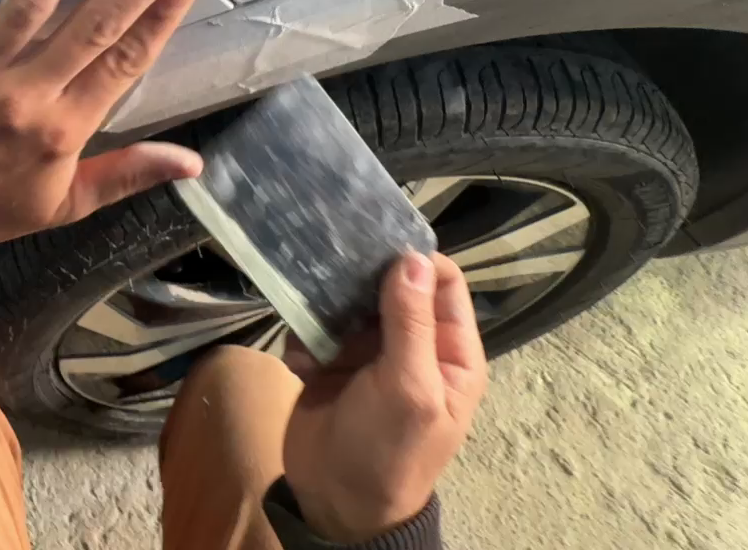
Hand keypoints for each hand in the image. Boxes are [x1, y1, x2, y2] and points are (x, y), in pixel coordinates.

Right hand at [282, 253, 487, 542]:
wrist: (333, 500)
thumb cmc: (387, 449)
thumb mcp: (408, 387)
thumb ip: (410, 322)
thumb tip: (411, 256)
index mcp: (448, 353)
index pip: (442, 283)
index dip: (414, 261)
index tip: (374, 249)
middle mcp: (410, 344)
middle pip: (389, 283)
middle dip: (360, 277)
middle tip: (331, 266)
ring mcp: (368, 350)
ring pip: (348, 298)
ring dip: (326, 306)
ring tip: (310, 314)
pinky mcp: (329, 357)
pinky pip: (315, 323)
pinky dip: (305, 335)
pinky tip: (300, 360)